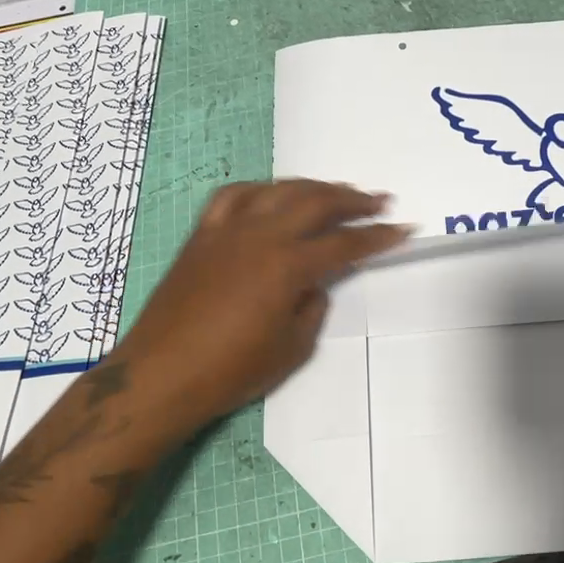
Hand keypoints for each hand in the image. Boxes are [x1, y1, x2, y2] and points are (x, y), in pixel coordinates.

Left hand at [113, 180, 408, 434]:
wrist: (160, 375)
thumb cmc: (229, 372)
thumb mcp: (291, 350)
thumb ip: (313, 307)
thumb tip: (314, 283)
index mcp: (287, 266)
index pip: (344, 243)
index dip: (378, 236)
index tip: (403, 228)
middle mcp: (261, 235)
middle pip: (315, 202)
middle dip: (352, 199)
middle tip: (378, 200)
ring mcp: (228, 229)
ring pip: (278, 189)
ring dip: (313, 187)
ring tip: (334, 192)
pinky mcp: (203, 233)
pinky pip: (235, 195)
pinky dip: (261, 189)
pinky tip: (271, 196)